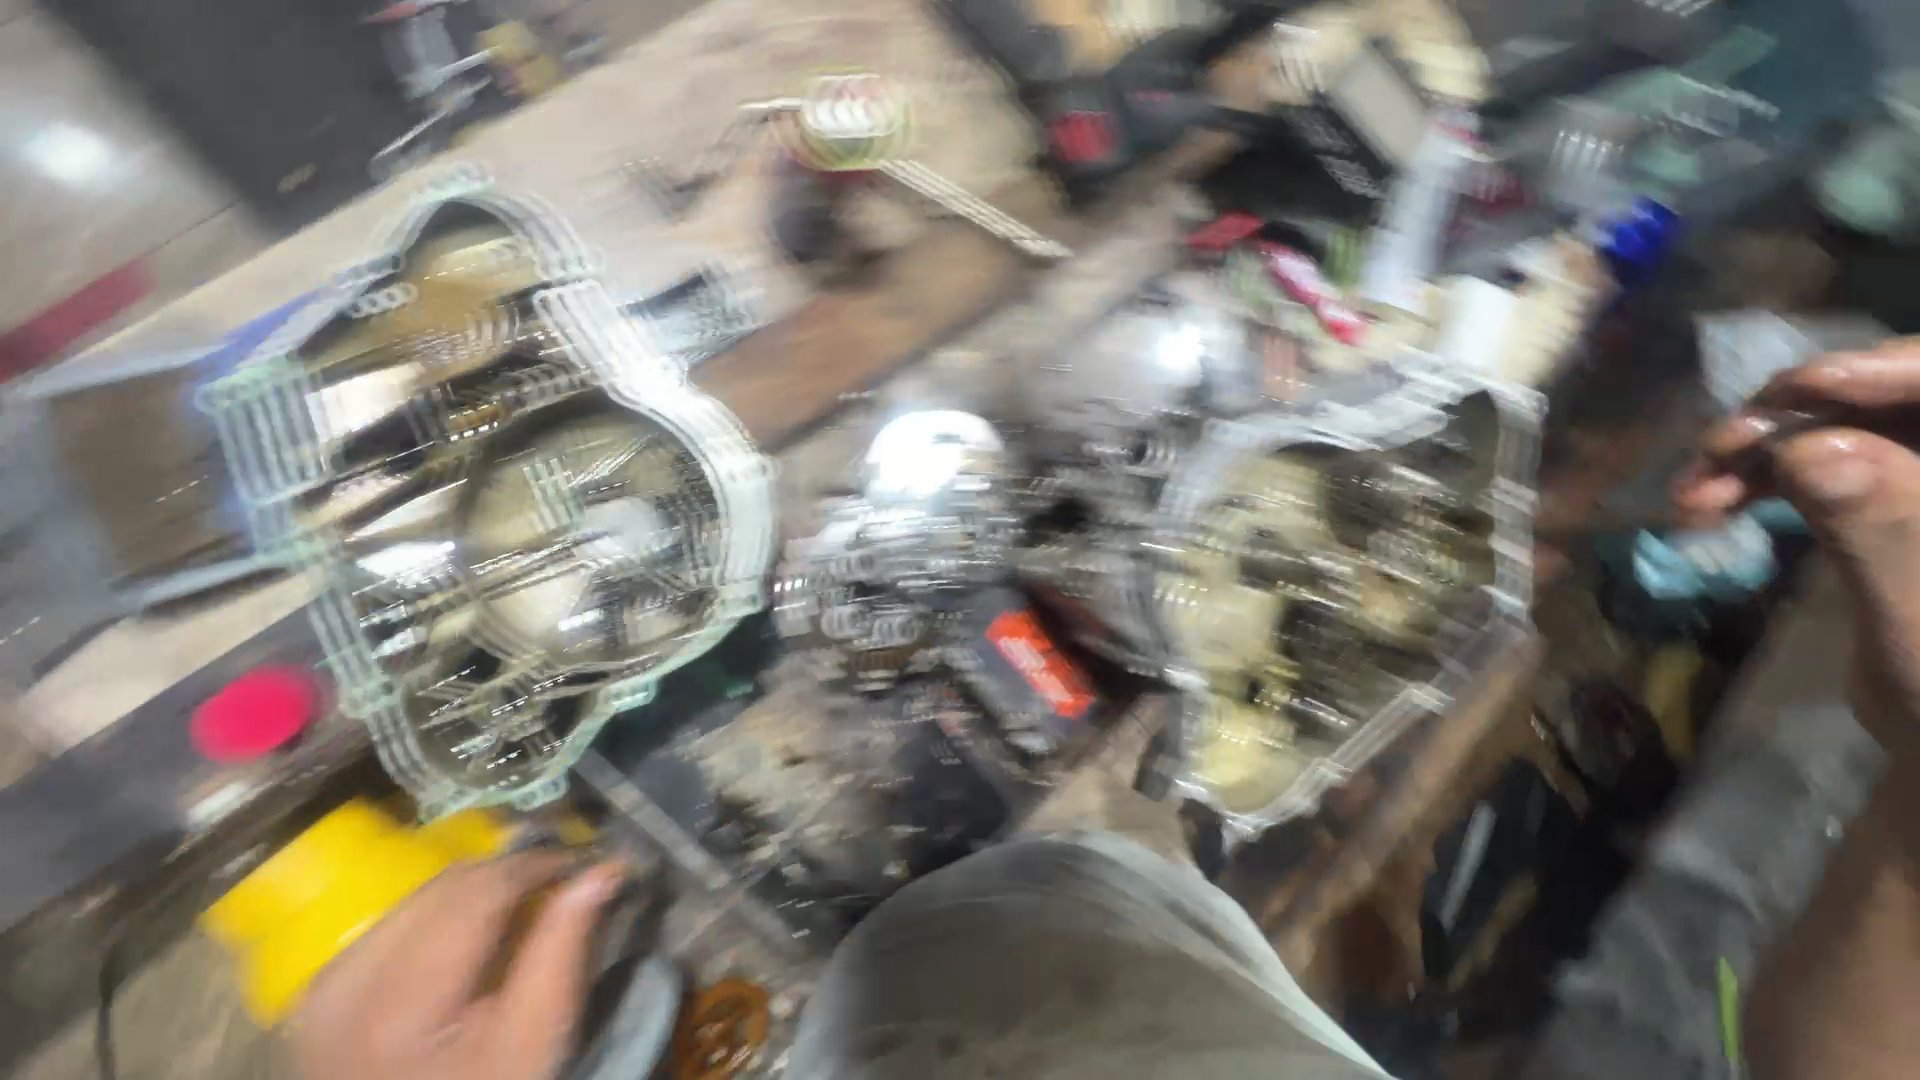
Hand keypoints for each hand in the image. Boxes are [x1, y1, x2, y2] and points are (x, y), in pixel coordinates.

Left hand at [294, 853, 623, 1079]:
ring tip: (523, 904)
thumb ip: (565, 947)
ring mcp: (325, 984)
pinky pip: (399, 916)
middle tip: (559, 881)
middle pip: (447, 885)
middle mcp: (345, 983)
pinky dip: (447, 910)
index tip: (582, 863)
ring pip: (423, 893)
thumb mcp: (537, 1035)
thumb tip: (602, 869)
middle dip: (511, 872)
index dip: (537, 864)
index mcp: (397, 1004)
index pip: (477, 892)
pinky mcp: (323, 987)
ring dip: (481, 887)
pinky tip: (475, 931)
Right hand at [1674, 342, 1919, 763]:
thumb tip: (1816, 448)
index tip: (1804, 386)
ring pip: (1851, 426)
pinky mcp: (1894, 501)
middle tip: (1717, 448)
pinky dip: (1759, 475)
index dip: (1900, 369)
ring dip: (1762, 449)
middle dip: (1802, 413)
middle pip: (1903, 398)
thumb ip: (1884, 532)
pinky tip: (1710, 500)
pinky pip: (1823, 462)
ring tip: (1693, 488)